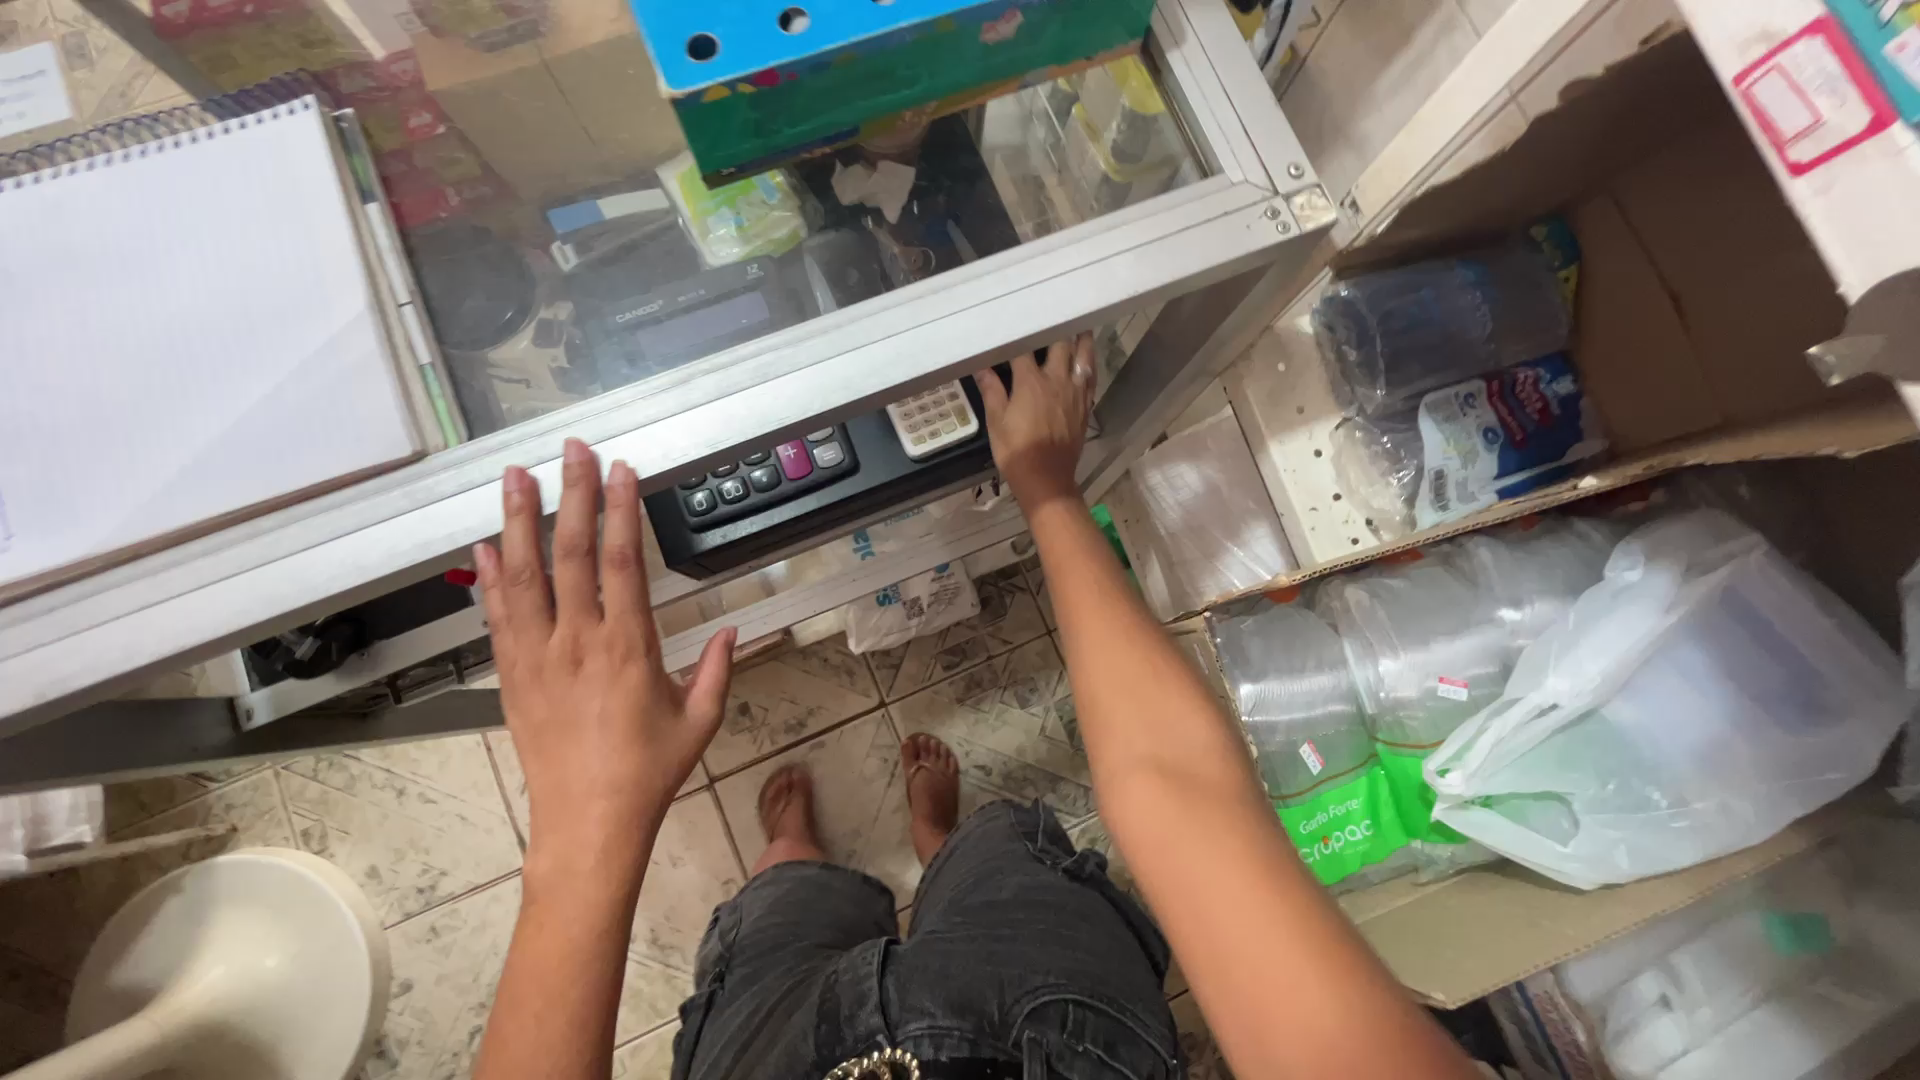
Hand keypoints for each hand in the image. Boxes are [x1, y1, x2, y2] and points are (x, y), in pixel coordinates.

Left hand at [473, 439, 735, 883]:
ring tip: (516, 476)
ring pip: (524, 575)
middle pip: (570, 553)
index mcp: (629, 646)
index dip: (622, 510)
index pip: (624, 561)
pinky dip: (489, 577)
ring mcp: (538, 656)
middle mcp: (578, 641)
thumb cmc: (649, 771)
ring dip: (519, 520)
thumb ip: (718, 670)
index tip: (621, 471)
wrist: (588, 822)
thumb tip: (735, 631)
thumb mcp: (701, 720)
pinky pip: (498, 616)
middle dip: (572, 495)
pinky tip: (485, 545)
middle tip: (570, 451)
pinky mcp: (512, 676)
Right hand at [974, 333, 1096, 510]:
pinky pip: (1091, 378)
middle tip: (1054, 315)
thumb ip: (991, 389)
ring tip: (1080, 325)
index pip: (1024, 349)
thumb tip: (981, 366)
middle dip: (1057, 328)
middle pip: (1061, 344)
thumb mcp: (995, 421)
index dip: (1019, 335)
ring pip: (1083, 356)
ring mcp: (1075, 392)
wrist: (1046, 478)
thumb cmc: (1016, 451)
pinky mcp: (1085, 406)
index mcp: (1030, 381)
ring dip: (1082, 339)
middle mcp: (1056, 380)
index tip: (1014, 323)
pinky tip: (1087, 359)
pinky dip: (1089, 364)